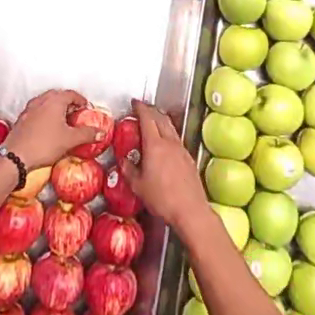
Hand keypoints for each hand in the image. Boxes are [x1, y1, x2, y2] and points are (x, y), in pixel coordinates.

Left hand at [2, 89, 92, 168]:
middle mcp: (41, 100)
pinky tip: (48, 126)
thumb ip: (87, 134)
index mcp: (54, 101)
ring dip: (56, 107)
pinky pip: (37, 110)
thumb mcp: (70, 140)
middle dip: (68, 102)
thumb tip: (101, 132)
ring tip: (63, 119)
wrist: (16, 155)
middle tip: (76, 112)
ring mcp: (30, 108)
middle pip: (57, 95)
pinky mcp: (22, 118)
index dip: (80, 99)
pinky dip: (45, 113)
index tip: (86, 107)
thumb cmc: (45, 144)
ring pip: (46, 102)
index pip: (70, 94)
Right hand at [121, 99, 208, 231]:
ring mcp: (182, 151)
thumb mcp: (138, 185)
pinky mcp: (189, 160)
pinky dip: (168, 134)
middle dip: (151, 110)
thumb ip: (129, 170)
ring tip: (153, 123)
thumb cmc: (162, 199)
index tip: (134, 103)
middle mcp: (170, 143)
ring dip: (161, 121)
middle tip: (142, 109)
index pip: (148, 118)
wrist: (191, 211)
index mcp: (155, 145)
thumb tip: (123, 161)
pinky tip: (164, 144)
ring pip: (171, 128)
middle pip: (161, 118)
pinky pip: (177, 140)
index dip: (140, 107)